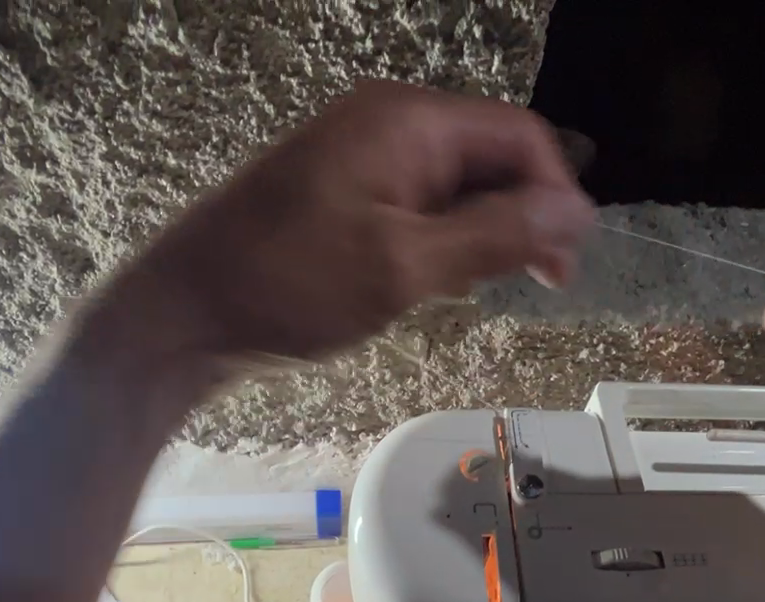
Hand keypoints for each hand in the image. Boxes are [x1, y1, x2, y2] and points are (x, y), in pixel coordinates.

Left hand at [104, 81, 593, 365]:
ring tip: (479, 290)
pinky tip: (436, 284)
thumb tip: (575, 213)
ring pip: (455, 190)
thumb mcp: (404, 267)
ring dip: (482, 236)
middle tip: (539, 283)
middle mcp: (389, 127)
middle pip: (488, 159)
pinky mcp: (345, 200)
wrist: (189, 315)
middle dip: (521, 218)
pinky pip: (417, 211)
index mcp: (407, 123)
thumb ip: (494, 236)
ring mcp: (363, 163)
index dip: (556, 195)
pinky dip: (441, 245)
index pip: (518, 136)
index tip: (566, 263)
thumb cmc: (292, 286)